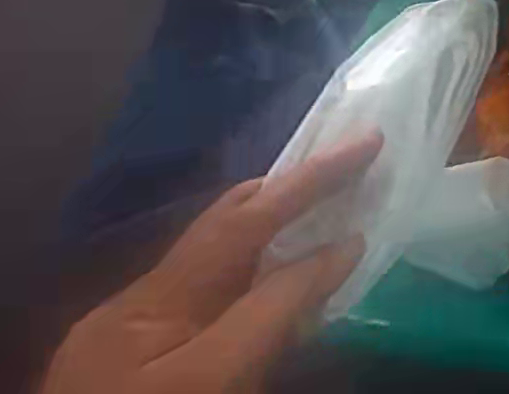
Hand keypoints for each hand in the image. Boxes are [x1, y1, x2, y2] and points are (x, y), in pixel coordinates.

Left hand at [42, 133, 382, 393]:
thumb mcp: (224, 369)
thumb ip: (286, 299)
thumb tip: (348, 244)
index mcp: (146, 300)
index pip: (245, 218)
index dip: (313, 175)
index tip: (371, 140)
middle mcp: (138, 306)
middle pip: (227, 227)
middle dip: (292, 190)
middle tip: (353, 167)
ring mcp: (140, 337)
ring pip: (227, 260)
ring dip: (286, 228)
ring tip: (338, 207)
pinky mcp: (156, 363)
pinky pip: (225, 294)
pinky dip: (272, 268)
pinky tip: (297, 272)